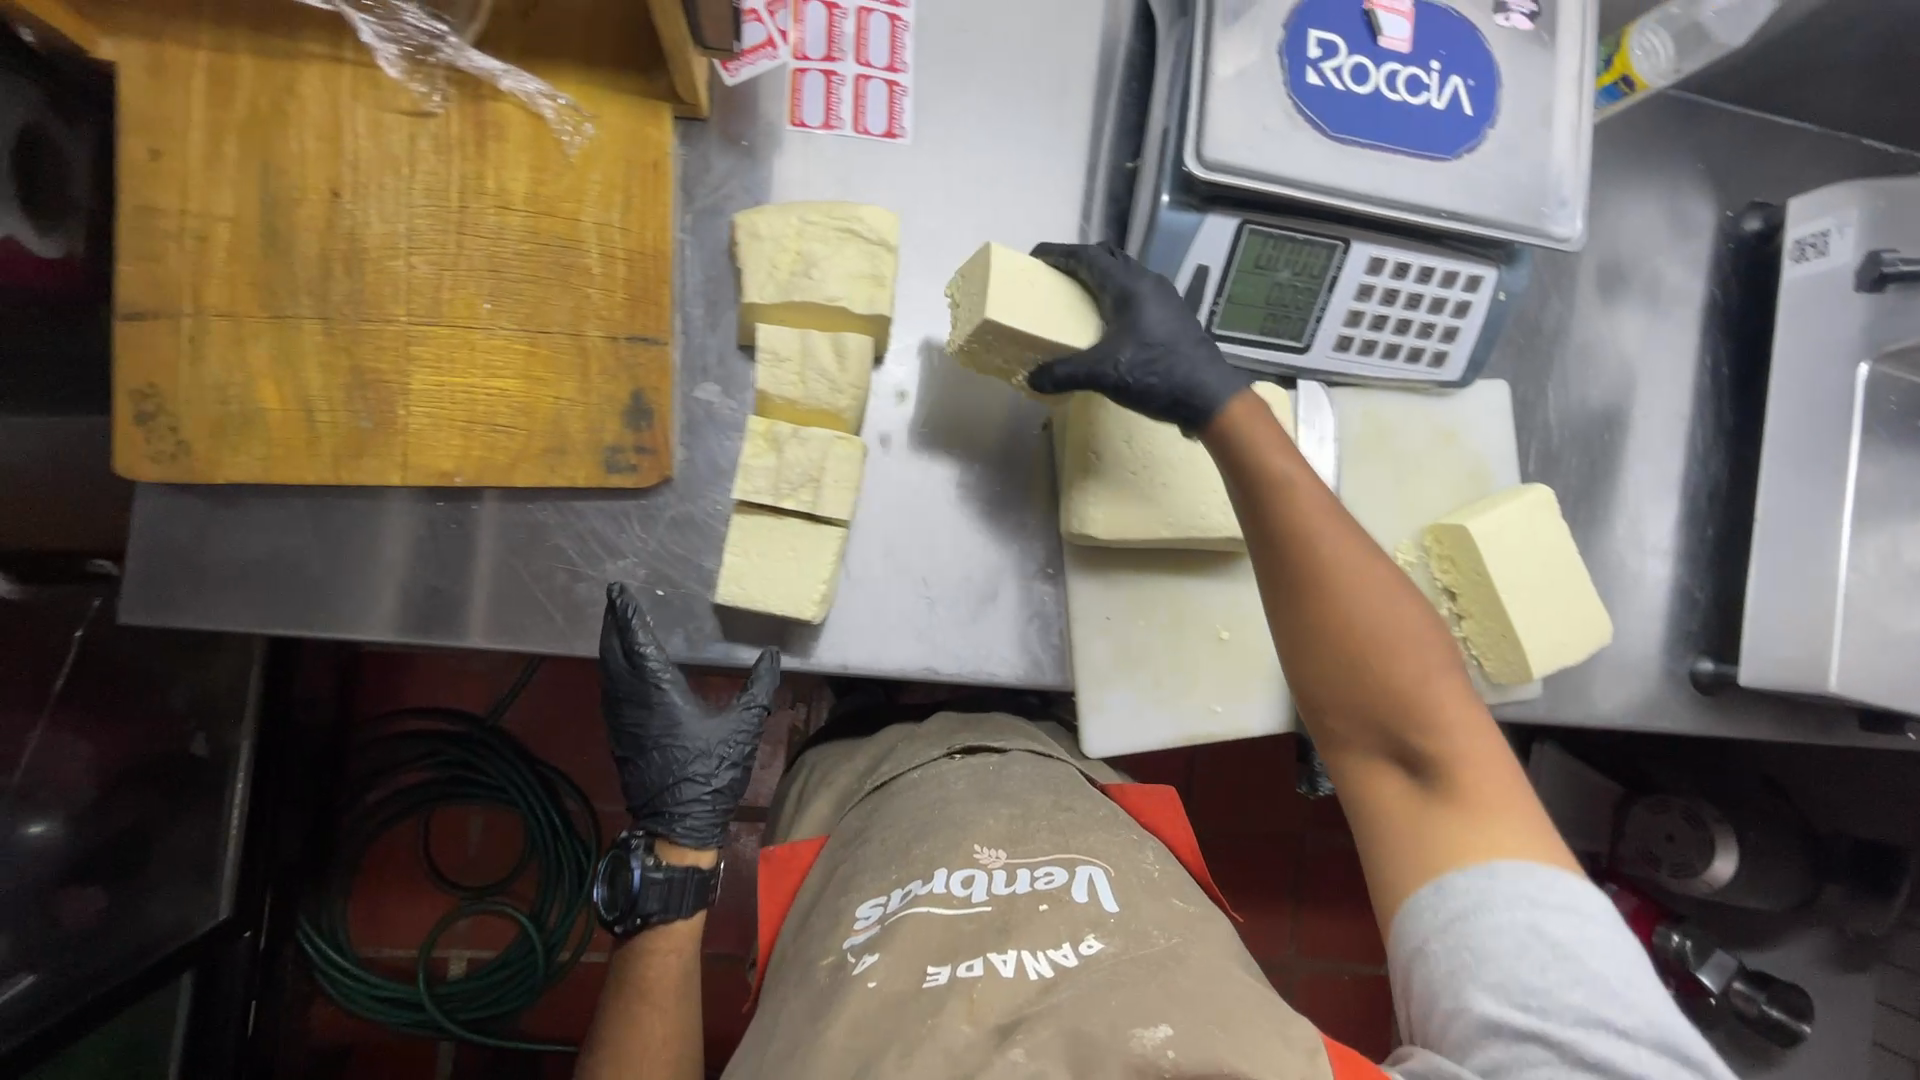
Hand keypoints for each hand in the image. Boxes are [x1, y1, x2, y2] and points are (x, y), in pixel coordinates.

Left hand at [598, 582, 779, 851]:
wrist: (679, 823)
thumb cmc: (711, 772)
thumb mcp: (744, 727)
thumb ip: (758, 688)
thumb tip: (773, 654)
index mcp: (659, 693)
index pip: (638, 643)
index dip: (629, 615)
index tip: (619, 592)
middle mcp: (632, 702)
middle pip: (613, 654)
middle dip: (613, 626)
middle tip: (615, 603)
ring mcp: (621, 722)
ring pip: (608, 674)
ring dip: (610, 648)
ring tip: (617, 629)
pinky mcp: (620, 737)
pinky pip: (610, 692)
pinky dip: (613, 671)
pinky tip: (623, 670)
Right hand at [1027, 241, 1250, 434]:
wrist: (1208, 395)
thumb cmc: (1156, 374)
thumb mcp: (1104, 375)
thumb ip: (1065, 373)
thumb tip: (1032, 379)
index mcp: (1128, 287)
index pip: (1088, 257)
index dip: (1060, 254)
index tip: (1037, 257)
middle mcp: (1147, 283)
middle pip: (1109, 258)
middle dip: (1080, 261)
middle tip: (1057, 276)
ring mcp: (1164, 298)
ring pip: (1126, 274)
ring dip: (1101, 278)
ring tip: (1080, 297)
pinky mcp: (1172, 315)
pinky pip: (1138, 293)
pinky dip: (1117, 296)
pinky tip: (1111, 323)